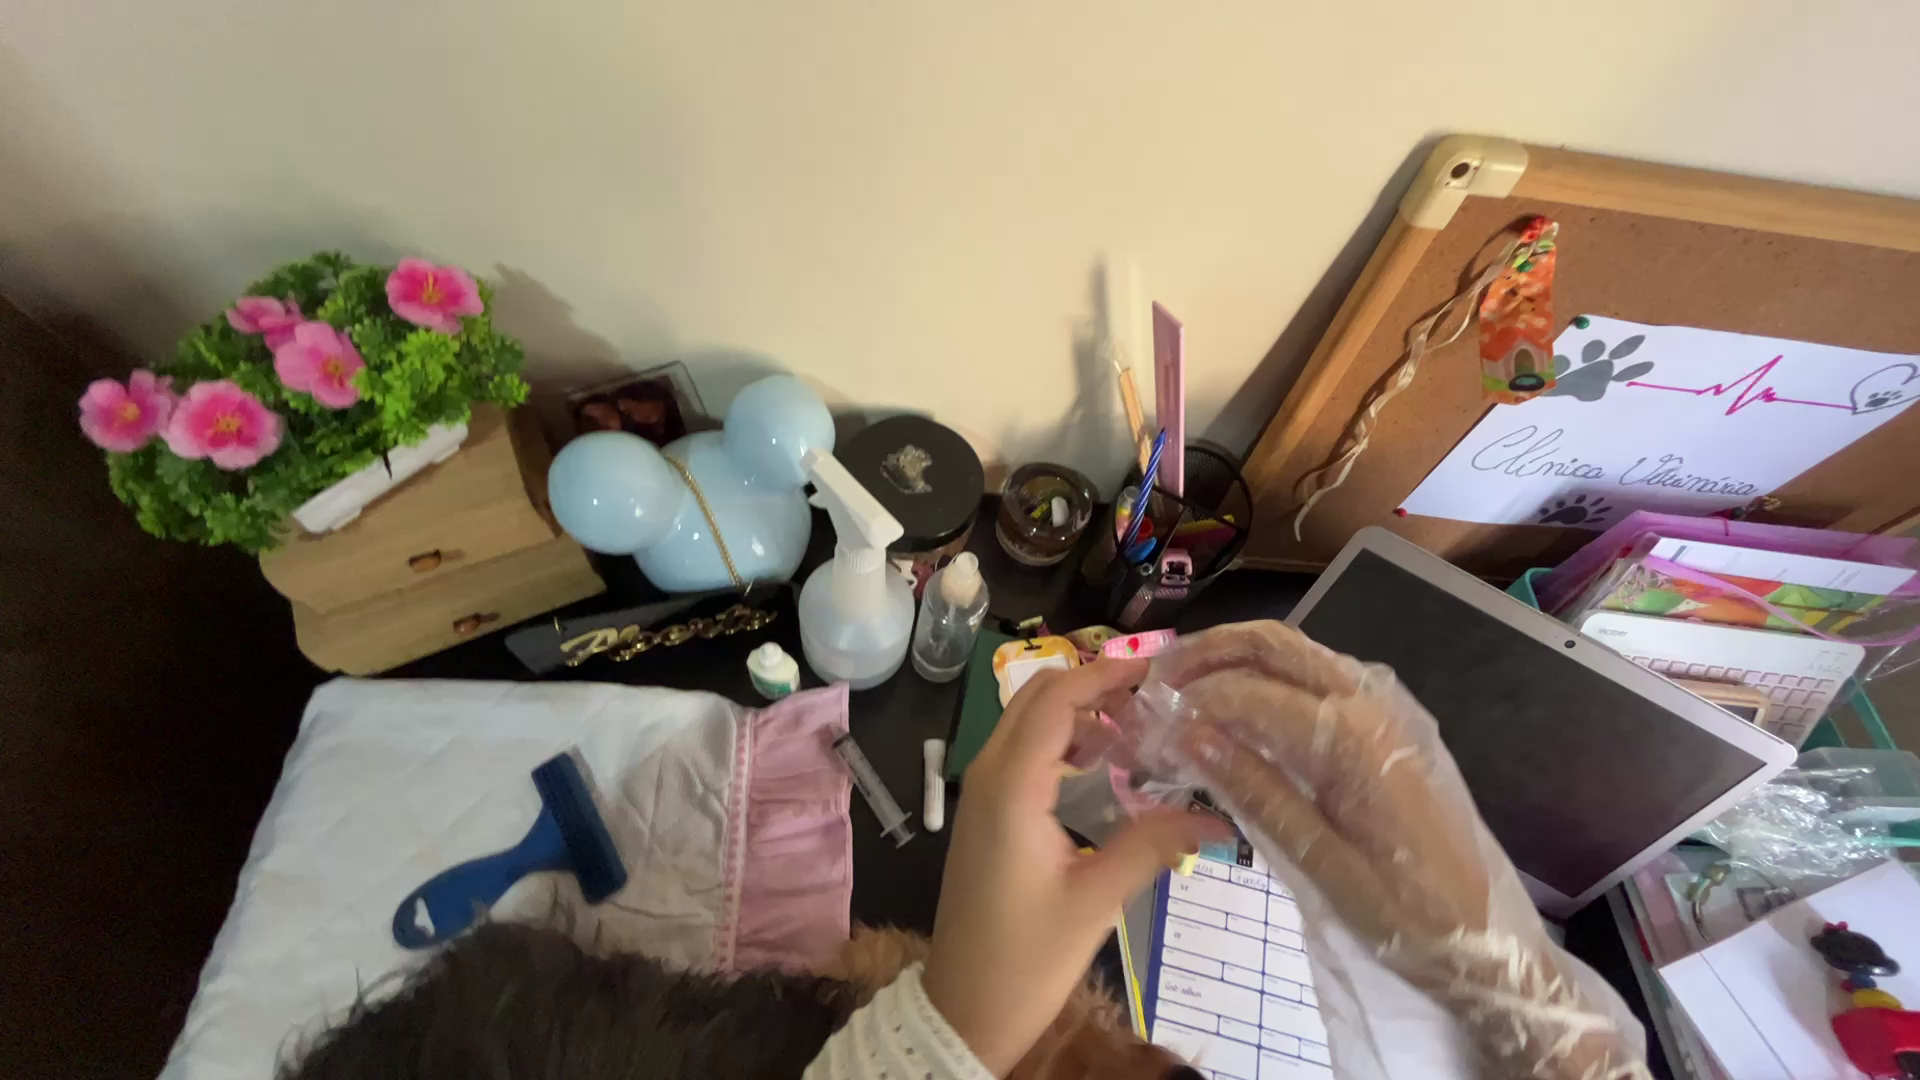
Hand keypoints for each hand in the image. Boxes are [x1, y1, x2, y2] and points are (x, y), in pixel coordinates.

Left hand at [922, 658, 1229, 1077]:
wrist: (963, 1005)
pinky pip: (1023, 750)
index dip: (1104, 674)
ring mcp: (982, 787)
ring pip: (1029, 720)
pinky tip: (1102, 762)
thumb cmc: (1026, 957)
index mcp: (1011, 784)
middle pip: (1038, 696)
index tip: (1156, 670)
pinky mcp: (986, 807)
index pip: (1056, 699)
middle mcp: (989, 771)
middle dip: (1093, 685)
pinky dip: (1062, 739)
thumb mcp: (1095, 901)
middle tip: (1154, 699)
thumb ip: (1152, 846)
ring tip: (1137, 728)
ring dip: (1077, 711)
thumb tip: (1217, 817)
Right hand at [1159, 623, 1650, 1079]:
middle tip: (1159, 676)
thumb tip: (1188, 734)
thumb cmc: (1408, 916)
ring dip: (1234, 655)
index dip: (1193, 701)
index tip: (1150, 720)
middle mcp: (1370, 701)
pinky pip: (1315, 673)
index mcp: (1355, 739)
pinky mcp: (1389, 719)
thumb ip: (1255, 790)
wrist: (1498, 944)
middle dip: (1208, 650)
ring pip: (1294, 651)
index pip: (1250, 694)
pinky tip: (1238, 702)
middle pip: (1273, 643)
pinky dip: (1266, 673)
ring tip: (1186, 683)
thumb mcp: (1321, 864)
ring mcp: (1385, 704)